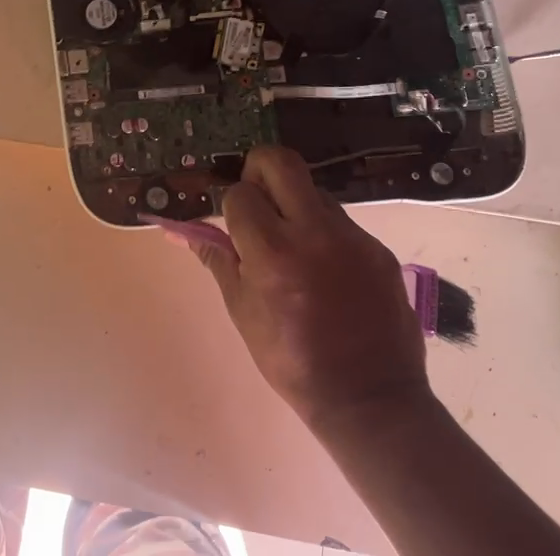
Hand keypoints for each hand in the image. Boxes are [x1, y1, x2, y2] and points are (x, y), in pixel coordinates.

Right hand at [152, 148, 430, 428]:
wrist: (369, 398)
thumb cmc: (290, 359)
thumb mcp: (242, 310)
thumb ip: (217, 259)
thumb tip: (180, 229)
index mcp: (273, 252)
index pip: (239, 194)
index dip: (230, 207)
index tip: (233, 228)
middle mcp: (314, 233)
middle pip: (280, 161)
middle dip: (258, 170)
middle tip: (257, 202)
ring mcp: (353, 238)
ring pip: (313, 190)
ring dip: (293, 205)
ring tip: (292, 246)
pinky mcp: (379, 250)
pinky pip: (341, 222)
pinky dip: (323, 233)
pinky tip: (324, 271)